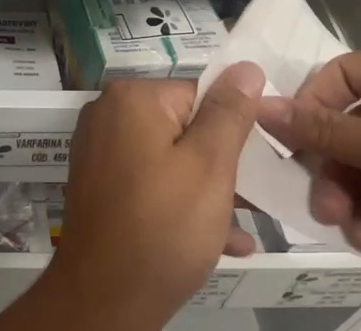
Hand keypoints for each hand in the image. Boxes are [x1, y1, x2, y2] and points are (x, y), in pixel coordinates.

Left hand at [1, 63, 264, 330]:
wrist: (105, 293)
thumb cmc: (163, 224)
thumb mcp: (210, 166)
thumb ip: (229, 114)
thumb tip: (245, 66)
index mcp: (131, 97)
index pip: (198, 95)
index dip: (233, 128)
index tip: (260, 162)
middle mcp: (108, 113)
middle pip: (183, 126)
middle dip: (222, 164)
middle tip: (254, 199)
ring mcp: (99, 148)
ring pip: (170, 158)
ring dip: (208, 191)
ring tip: (242, 227)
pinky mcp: (100, 183)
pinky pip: (151, 181)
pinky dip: (181, 204)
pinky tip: (220, 240)